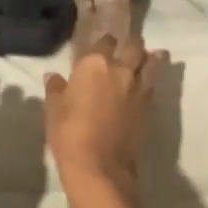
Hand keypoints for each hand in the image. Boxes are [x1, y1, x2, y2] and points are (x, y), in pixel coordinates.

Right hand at [44, 36, 166, 191]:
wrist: (100, 166)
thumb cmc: (69, 134)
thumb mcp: (53, 110)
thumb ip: (55, 89)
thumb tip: (53, 76)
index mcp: (94, 64)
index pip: (104, 41)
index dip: (105, 42)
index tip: (104, 45)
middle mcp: (120, 69)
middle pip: (134, 45)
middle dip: (132, 42)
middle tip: (130, 45)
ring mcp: (137, 87)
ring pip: (152, 62)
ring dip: (151, 57)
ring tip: (152, 56)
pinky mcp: (149, 106)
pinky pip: (154, 84)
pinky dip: (153, 79)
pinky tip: (149, 81)